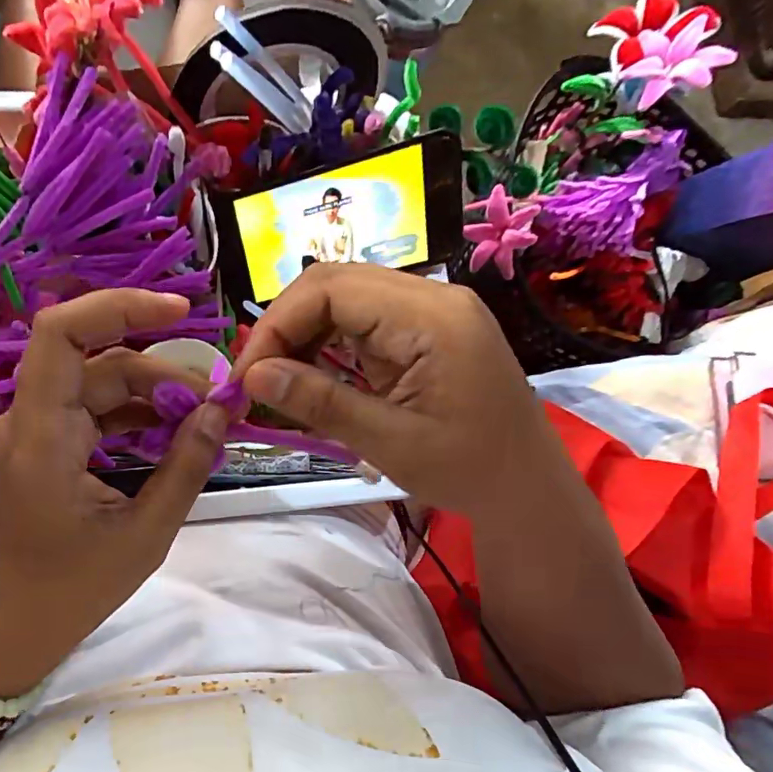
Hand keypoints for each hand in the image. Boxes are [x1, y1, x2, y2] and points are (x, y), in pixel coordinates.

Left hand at [0, 290, 228, 694]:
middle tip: (211, 403)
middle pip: (94, 364)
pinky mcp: (39, 445)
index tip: (179, 311)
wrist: (25, 621)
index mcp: (40, 439)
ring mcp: (28, 432)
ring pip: (94, 384)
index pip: (61, 335)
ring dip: (149, 394)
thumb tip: (221, 409)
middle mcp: (24, 422)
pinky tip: (168, 432)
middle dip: (158, 373)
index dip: (118, 308)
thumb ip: (186, 464)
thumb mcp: (148, 531)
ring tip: (198, 420)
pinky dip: (130, 414)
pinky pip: (88, 410)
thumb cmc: (80, 586)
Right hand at [230, 264, 557, 516]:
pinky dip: (331, 349)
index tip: (246, 377)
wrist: (526, 485)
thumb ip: (321, 403)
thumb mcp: (390, 442)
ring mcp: (433, 312)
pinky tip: (312, 379)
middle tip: (255, 381)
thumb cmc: (468, 470)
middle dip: (286, 329)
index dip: (278, 325)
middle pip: (337, 286)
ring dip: (305, 338)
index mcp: (432, 317)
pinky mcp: (428, 332)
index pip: (332, 289)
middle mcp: (433, 298)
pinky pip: (366, 324)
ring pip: (347, 302)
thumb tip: (254, 376)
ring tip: (278, 384)